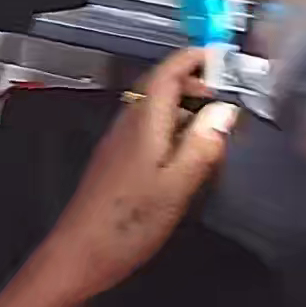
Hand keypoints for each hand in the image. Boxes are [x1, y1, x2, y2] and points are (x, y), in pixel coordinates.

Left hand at [36, 48, 239, 301]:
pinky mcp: (116, 158)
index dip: (192, 58)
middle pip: (159, 86)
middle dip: (192, 81)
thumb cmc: (130, 221)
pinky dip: (171, 124)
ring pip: (154, 107)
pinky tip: (186, 149)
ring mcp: (119, 140)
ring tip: (213, 120)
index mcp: (144, 121)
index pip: (166, 73)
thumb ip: (202, 145)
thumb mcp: (177, 185)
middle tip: (225, 94)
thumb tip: (226, 109)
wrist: (79, 252)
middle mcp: (128, 122)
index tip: (220, 54)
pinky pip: (147, 126)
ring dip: (183, 104)